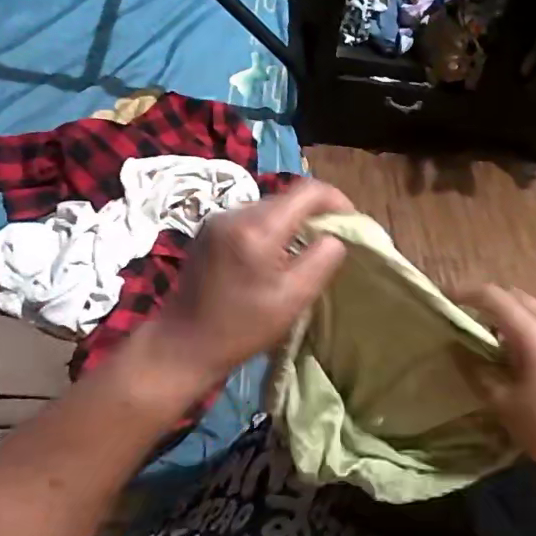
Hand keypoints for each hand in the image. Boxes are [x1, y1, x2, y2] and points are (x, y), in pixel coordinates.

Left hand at [146, 179, 352, 380]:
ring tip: (305, 252)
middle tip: (331, 243)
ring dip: (292, 223)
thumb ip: (321, 260)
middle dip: (314, 214)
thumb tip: (335, 237)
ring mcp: (217, 221)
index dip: (336, 200)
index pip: (307, 191)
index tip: (351, 222)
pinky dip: (271, 231)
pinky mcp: (208, 232)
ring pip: (269, 208)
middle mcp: (234, 213)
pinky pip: (250, 220)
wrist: (183, 345)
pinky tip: (274, 258)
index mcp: (257, 228)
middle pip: (287, 198)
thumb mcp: (293, 298)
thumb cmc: (242, 327)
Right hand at [457, 285, 535, 511]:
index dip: (466, 293)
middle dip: (486, 300)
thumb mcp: (502, 401)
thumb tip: (458, 348)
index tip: (444, 299)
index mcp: (535, 335)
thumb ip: (476, 369)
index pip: (495, 297)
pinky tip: (513, 352)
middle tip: (462, 316)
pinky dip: (524, 326)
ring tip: (485, 336)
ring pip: (532, 308)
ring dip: (507, 313)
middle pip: (515, 296)